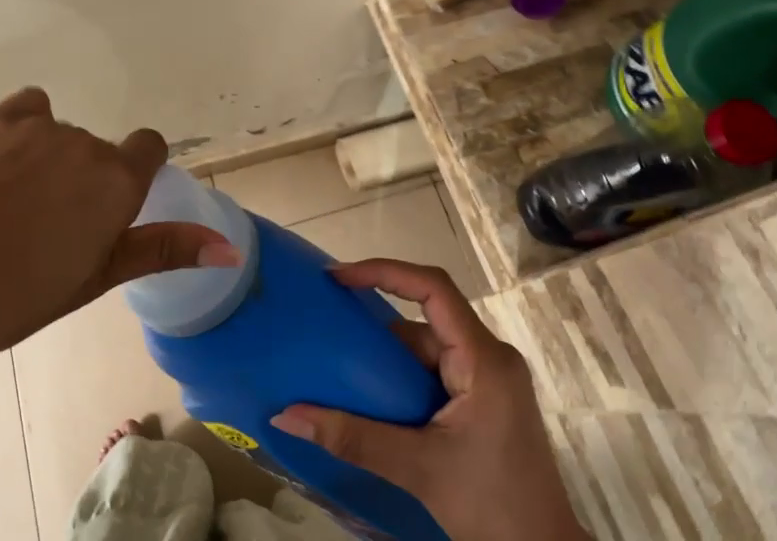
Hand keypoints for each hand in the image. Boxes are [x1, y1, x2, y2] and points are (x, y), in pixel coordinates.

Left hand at [0, 87, 239, 371]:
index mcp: (116, 183)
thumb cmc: (6, 298)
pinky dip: (26, 132)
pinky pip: (31, 111)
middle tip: (48, 233)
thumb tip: (229, 248)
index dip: (134, 178)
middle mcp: (85, 144)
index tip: (107, 214)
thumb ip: (159, 251)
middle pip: (101, 152)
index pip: (150, 149)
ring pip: (63, 137)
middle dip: (87, 182)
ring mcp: (37, 127)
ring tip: (9, 214)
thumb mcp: (90, 282)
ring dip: (52, 164)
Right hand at [270, 260, 586, 540]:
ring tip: (337, 360)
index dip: (385, 271)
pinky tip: (371, 394)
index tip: (338, 277)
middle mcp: (491, 357)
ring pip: (429, 347)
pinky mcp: (485, 400)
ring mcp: (491, 379)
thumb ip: (352, 438)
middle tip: (327, 320)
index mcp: (484, 359)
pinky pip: (436, 370)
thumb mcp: (416, 468)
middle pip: (427, 318)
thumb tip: (285, 416)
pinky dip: (401, 376)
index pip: (434, 289)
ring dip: (387, 354)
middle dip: (377, 315)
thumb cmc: (490, 505)